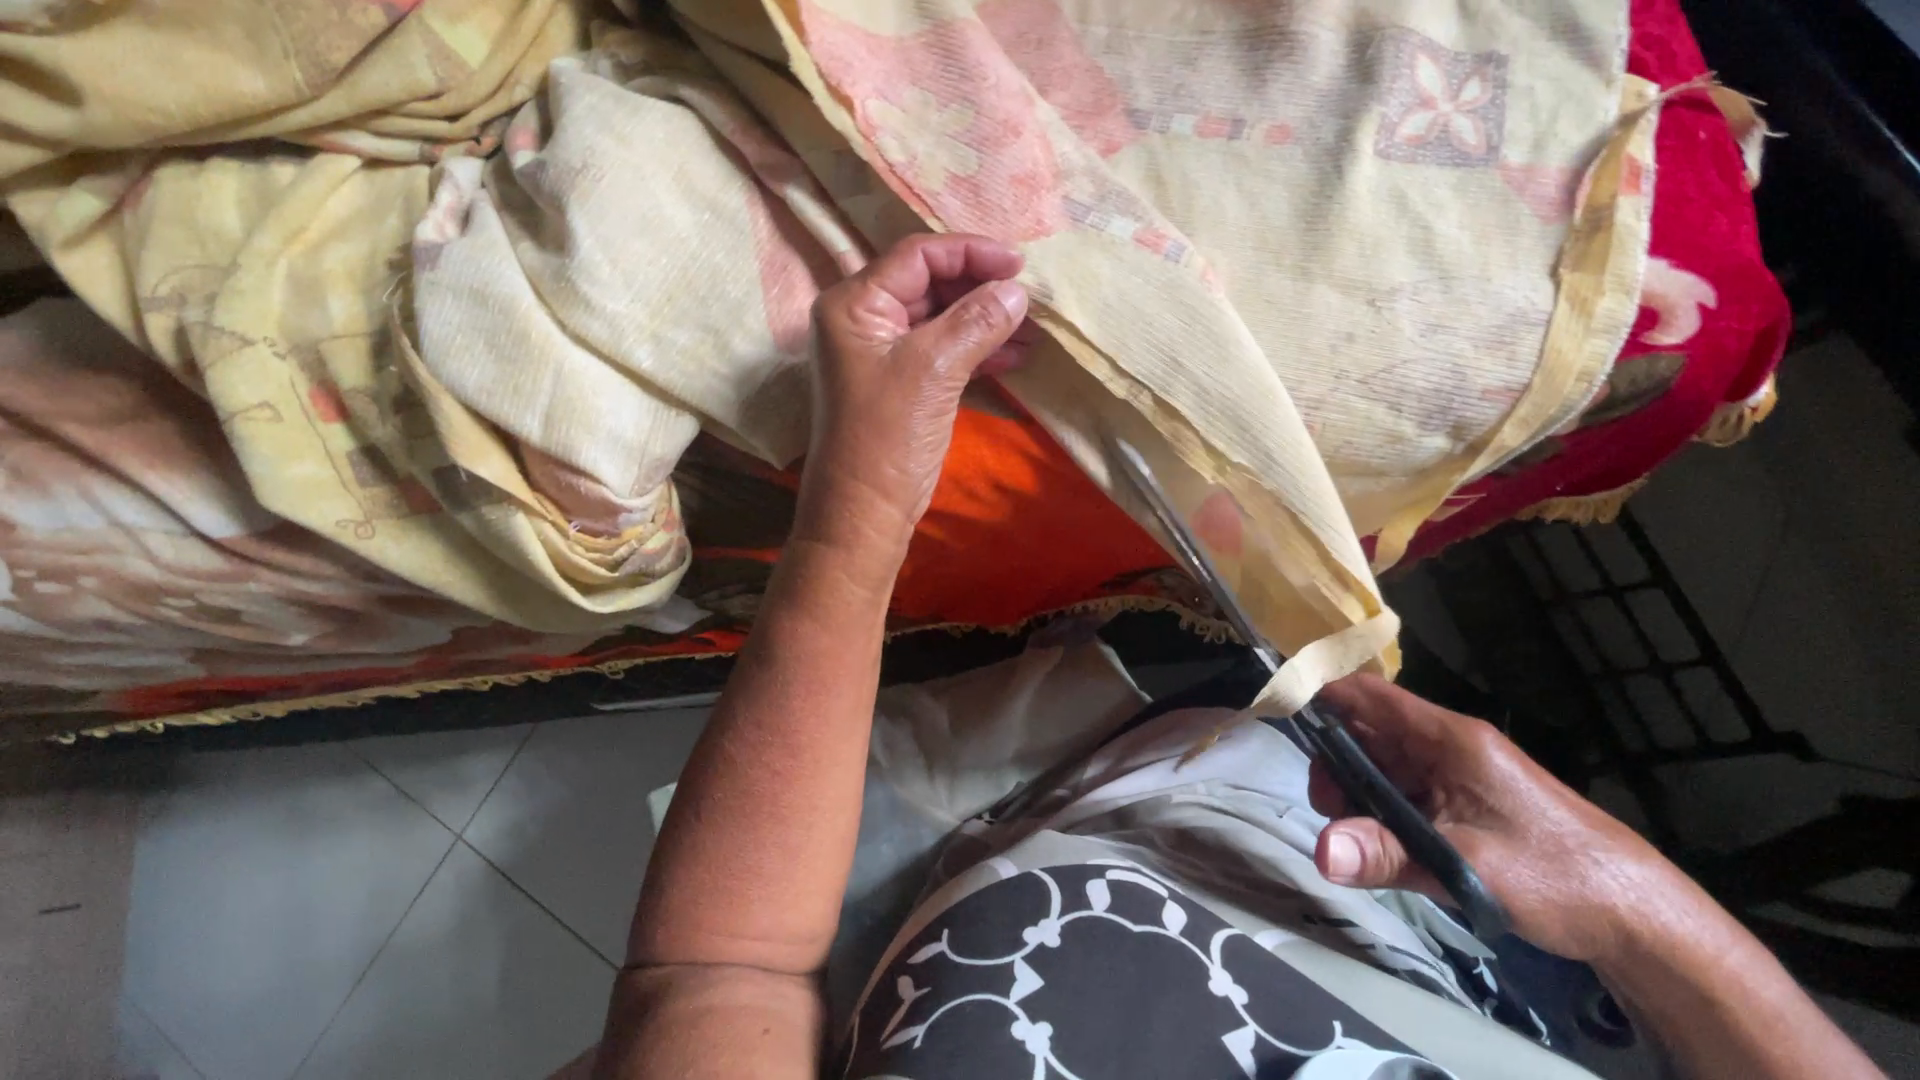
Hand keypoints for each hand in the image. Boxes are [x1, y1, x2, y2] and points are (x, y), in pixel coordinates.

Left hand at [799, 233, 1030, 550]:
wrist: (865, 512)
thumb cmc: (887, 436)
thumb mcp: (933, 370)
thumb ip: (975, 322)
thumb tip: (1016, 290)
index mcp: (853, 304)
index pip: (916, 256)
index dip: (970, 252)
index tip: (1018, 264)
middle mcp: (863, 320)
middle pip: (930, 284)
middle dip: (981, 288)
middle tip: (1029, 298)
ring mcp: (882, 353)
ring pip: (941, 319)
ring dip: (986, 321)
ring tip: (1032, 329)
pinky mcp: (902, 382)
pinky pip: (944, 350)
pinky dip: (978, 350)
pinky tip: (1016, 354)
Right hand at [1307, 673, 1691, 963]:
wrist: (1637, 918)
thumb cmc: (1556, 874)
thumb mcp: (1465, 865)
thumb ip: (1387, 854)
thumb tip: (1319, 851)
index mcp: (1450, 740)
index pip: (1370, 695)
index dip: (1322, 692)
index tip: (1281, 712)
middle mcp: (1448, 748)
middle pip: (1368, 731)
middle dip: (1334, 762)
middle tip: (1328, 809)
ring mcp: (1456, 776)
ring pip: (1383, 765)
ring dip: (1357, 792)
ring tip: (1356, 836)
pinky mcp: (1463, 804)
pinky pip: (1404, 793)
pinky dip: (1381, 811)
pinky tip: (1382, 845)